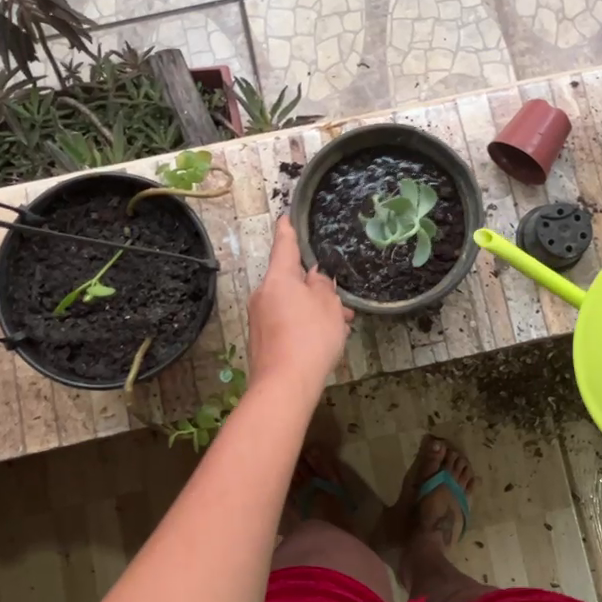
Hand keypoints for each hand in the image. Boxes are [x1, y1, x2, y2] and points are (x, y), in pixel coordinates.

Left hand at [247, 217, 352, 393]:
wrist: (285, 385)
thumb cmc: (310, 337)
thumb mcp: (329, 306)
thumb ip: (323, 286)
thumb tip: (315, 277)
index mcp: (278, 278)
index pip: (284, 245)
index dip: (288, 229)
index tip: (286, 216)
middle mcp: (263, 294)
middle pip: (290, 279)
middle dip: (315, 286)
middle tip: (341, 298)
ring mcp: (259, 318)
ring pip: (291, 303)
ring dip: (314, 308)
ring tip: (342, 324)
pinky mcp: (262, 340)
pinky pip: (286, 322)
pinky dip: (305, 324)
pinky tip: (325, 340)